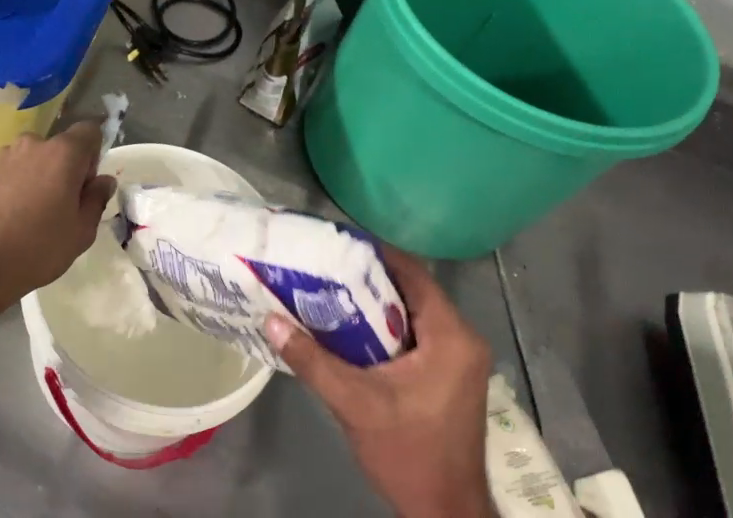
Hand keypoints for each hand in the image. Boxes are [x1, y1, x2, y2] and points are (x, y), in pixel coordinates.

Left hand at [0, 122, 114, 305]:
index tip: (86, 184)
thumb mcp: (82, 230)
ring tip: (35, 210)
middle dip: (67, 168)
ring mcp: (6, 154)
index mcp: (63, 153)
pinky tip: (14, 212)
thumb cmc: (40, 247)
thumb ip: (97, 198)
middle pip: (61, 146)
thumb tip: (103, 180)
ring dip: (41, 174)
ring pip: (36, 157)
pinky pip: (14, 168)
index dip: (94, 154)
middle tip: (63, 204)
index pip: (89, 131)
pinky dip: (20, 182)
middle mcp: (34, 144)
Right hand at [266, 245, 493, 517]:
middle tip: (323, 266)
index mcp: (451, 336)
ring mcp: (460, 358)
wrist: (444, 511)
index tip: (333, 242)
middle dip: (367, 278)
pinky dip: (386, 327)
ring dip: (374, 304)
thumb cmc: (407, 452)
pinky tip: (350, 330)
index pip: (412, 273)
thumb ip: (312, 360)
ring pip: (413, 312)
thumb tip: (270, 320)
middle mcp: (463, 338)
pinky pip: (417, 334)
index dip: (373, 253)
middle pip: (411, 290)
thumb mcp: (354, 403)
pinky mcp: (451, 375)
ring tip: (329, 291)